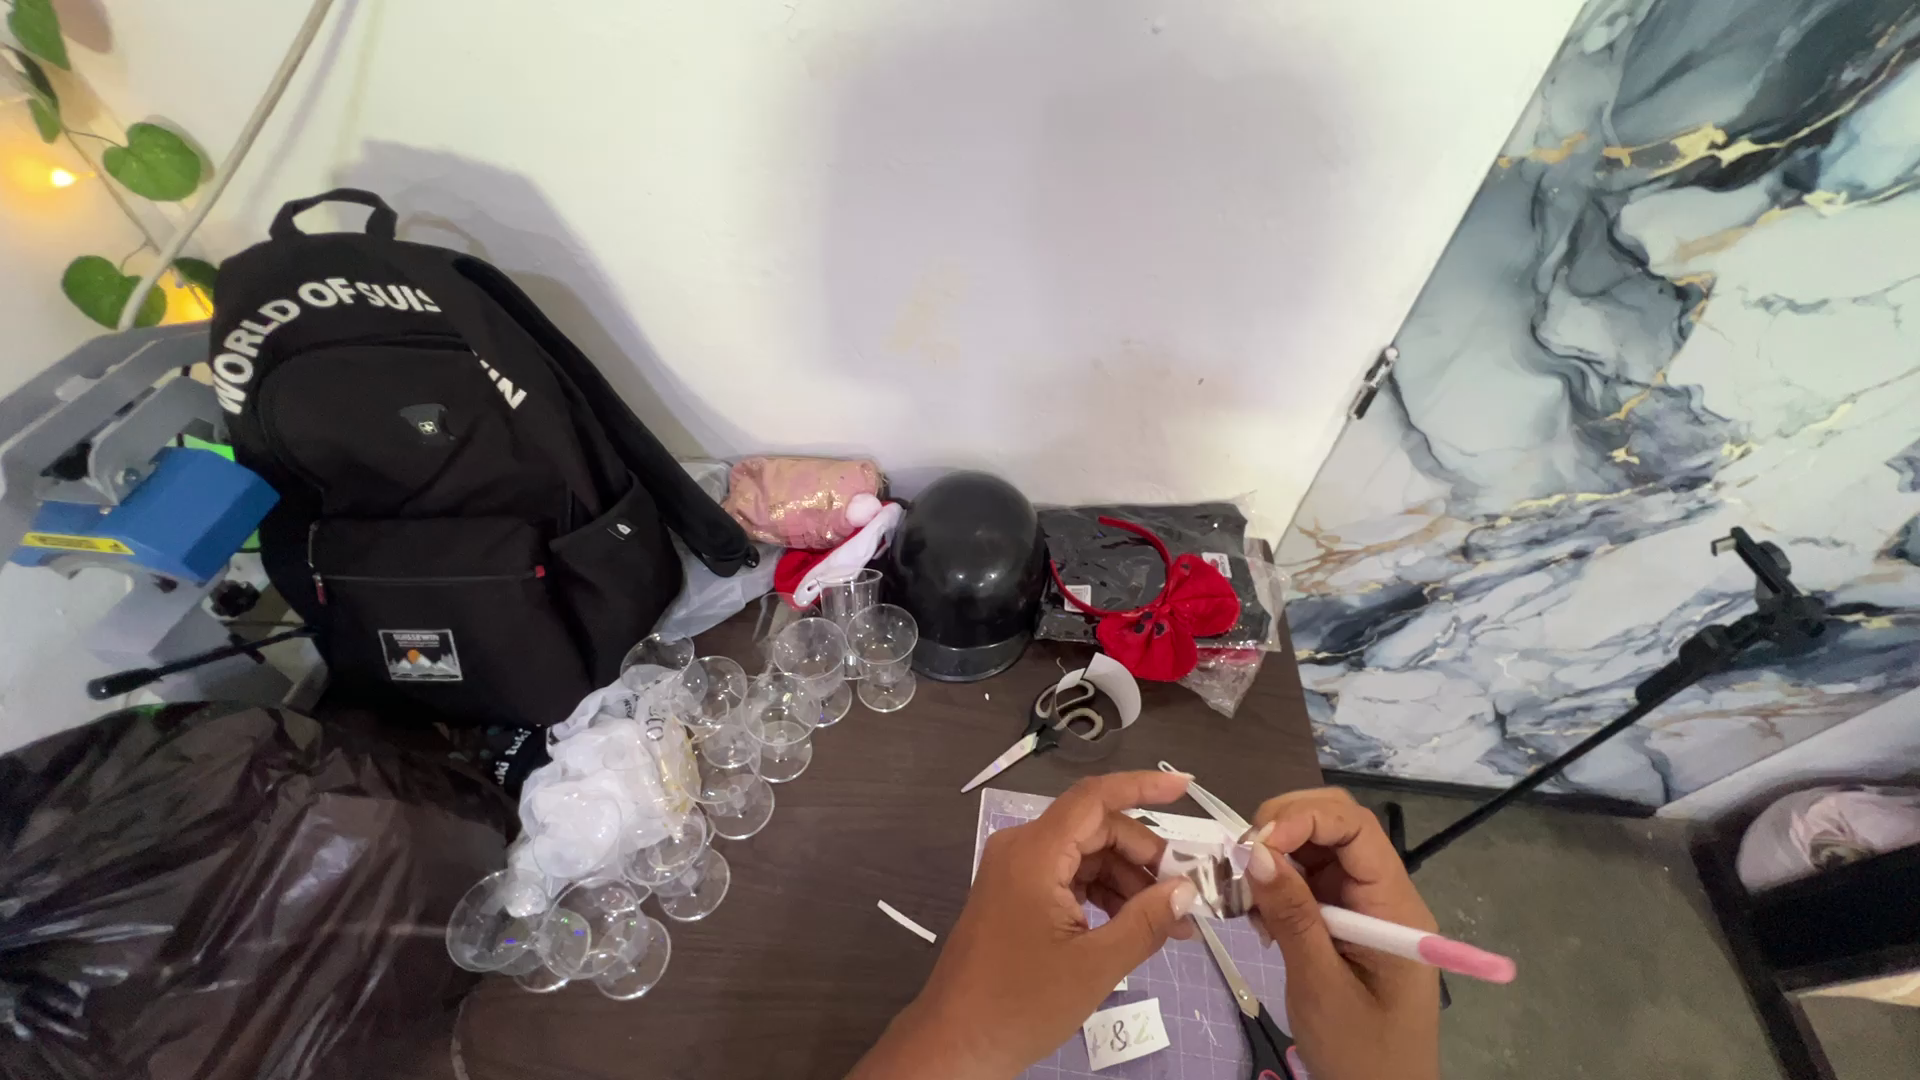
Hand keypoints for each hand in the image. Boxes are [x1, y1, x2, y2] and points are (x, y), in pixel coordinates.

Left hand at [849, 771, 1198, 1079]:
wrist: (956, 1041)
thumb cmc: (1021, 1001)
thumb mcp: (1094, 965)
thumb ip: (1145, 922)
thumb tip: (1186, 890)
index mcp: (1035, 851)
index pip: (1094, 797)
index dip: (1142, 786)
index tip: (1184, 786)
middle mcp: (1022, 847)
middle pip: (1095, 828)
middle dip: (1143, 855)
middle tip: (1185, 894)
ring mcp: (1016, 869)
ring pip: (1085, 854)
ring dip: (1127, 880)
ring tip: (1169, 922)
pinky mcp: (1016, 892)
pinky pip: (1068, 876)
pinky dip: (1103, 894)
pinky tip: (1134, 924)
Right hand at [1243, 788, 1439, 1079]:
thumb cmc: (1361, 1053)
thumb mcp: (1321, 987)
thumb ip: (1291, 916)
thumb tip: (1254, 850)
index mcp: (1394, 906)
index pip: (1355, 827)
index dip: (1304, 818)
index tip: (1256, 843)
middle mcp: (1379, 891)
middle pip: (1332, 822)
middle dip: (1281, 825)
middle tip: (1242, 858)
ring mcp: (1357, 901)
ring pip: (1311, 843)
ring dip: (1270, 853)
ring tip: (1244, 892)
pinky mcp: (1336, 913)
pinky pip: (1300, 872)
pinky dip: (1270, 878)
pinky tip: (1256, 911)